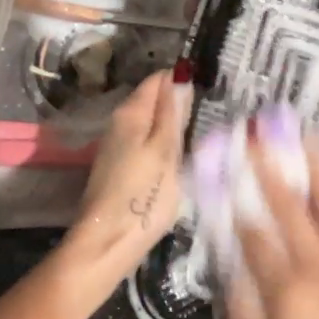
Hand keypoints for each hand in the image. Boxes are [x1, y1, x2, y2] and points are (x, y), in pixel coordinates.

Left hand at [60, 69, 189, 289]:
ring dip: (170, 124)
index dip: (181, 80)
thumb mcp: (167, 151)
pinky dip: (161, 143)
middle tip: (211, 112)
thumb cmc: (144, 195)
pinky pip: (144, 142)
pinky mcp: (118, 166)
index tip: (208, 88)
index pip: (157, 80)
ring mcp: (116, 145)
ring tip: (200, 134)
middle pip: (151, 100)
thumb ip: (173, 114)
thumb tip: (180, 76)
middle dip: (177, 101)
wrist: (108, 242)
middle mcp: (119, 122)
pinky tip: (177, 156)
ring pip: (148, 123)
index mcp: (131, 113)